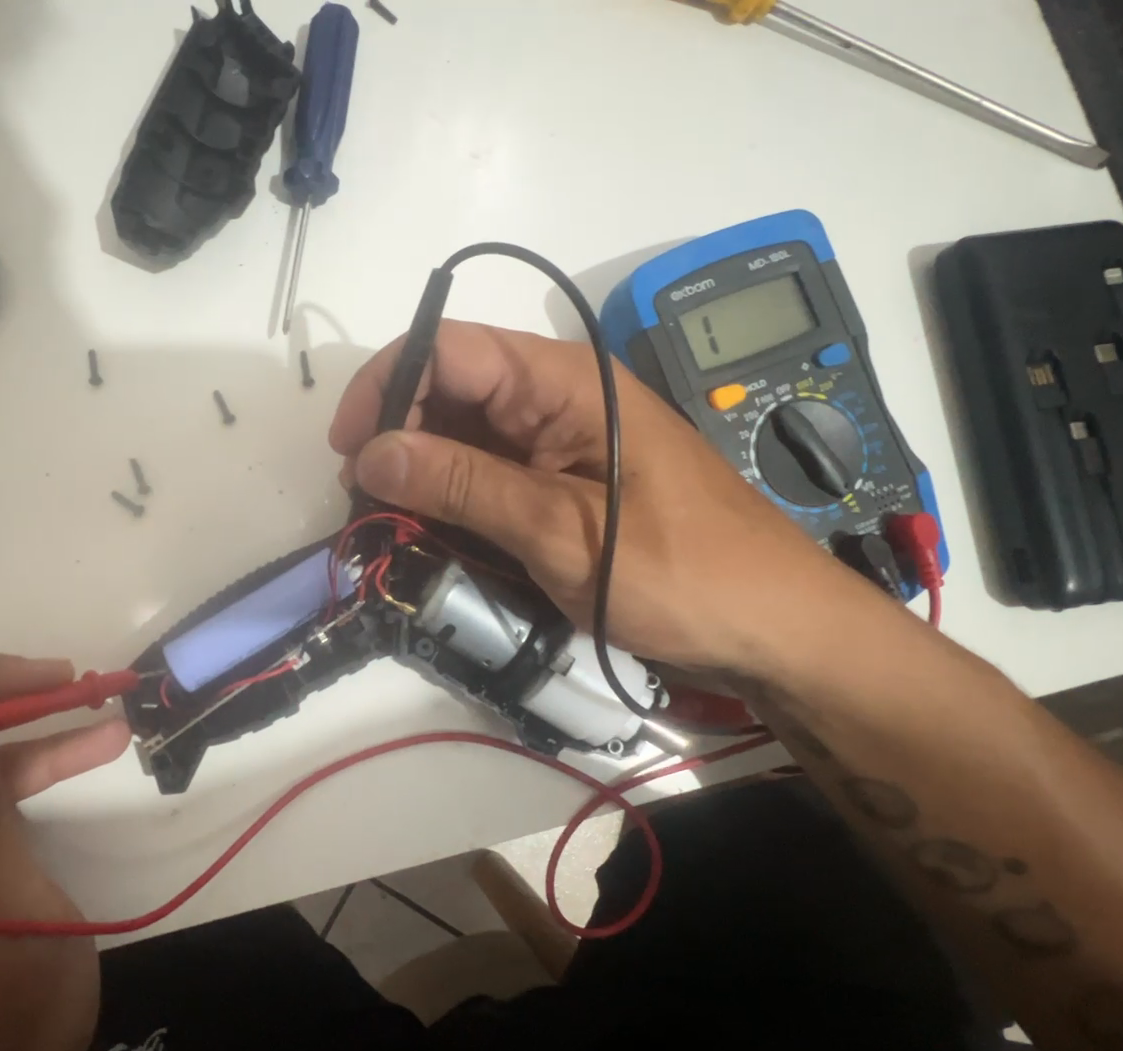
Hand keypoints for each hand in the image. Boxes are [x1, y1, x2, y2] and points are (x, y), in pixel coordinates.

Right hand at [330, 320, 892, 679]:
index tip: (350, 449)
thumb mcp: (561, 530)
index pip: (451, 349)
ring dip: (422, 473)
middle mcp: (560, 397)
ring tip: (393, 524)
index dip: (388, 384)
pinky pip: (492, 474)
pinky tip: (437, 534)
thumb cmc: (681, 573)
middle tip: (366, 500)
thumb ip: (464, 485)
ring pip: (466, 434)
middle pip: (452, 388)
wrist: (773, 629)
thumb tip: (372, 451)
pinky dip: (455, 501)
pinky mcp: (565, 482)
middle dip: (399, 435)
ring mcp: (563, 442)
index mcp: (567, 381)